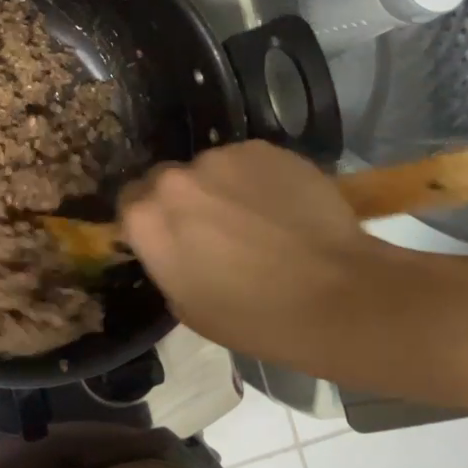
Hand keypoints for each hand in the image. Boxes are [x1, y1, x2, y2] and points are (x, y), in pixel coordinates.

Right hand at [118, 140, 399, 361]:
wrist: (338, 297)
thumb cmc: (256, 319)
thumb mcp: (188, 306)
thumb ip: (167, 262)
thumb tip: (174, 246)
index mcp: (147, 220)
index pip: (129, 203)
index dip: (150, 219)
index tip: (172, 236)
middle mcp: (173, 178)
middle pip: (166, 180)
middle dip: (184, 200)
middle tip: (215, 228)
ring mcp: (219, 158)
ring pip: (210, 169)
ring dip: (223, 188)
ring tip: (260, 219)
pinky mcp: (261, 148)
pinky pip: (248, 162)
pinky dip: (259, 180)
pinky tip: (285, 208)